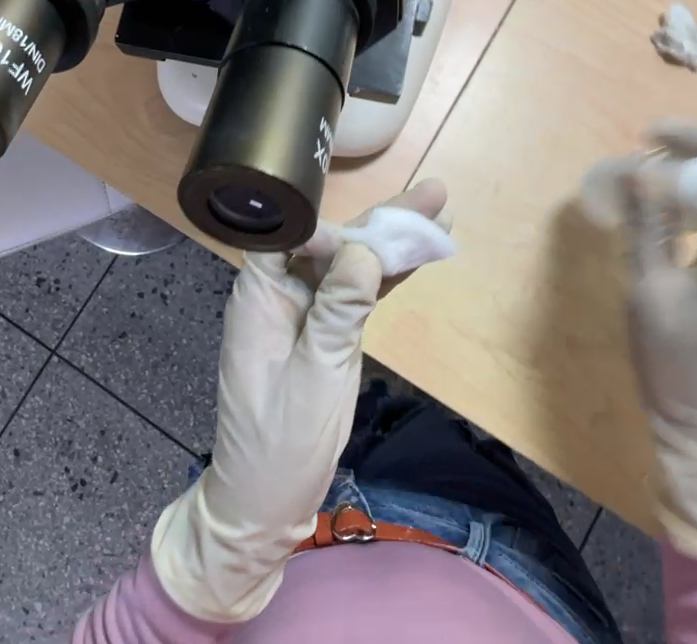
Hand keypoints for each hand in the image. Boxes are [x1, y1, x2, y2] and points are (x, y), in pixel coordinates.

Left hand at [150, 181, 451, 621]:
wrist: (264, 502)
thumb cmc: (281, 442)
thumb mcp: (314, 375)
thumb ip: (338, 311)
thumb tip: (362, 249)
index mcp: (258, 298)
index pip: (290, 236)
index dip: (332, 224)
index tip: (377, 229)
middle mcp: (276, 297)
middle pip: (328, 245)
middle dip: (379, 221)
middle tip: (432, 194)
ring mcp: (301, 316)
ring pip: (347, 268)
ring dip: (390, 244)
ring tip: (439, 213)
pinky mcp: (321, 336)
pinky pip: (353, 297)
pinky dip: (384, 280)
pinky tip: (418, 258)